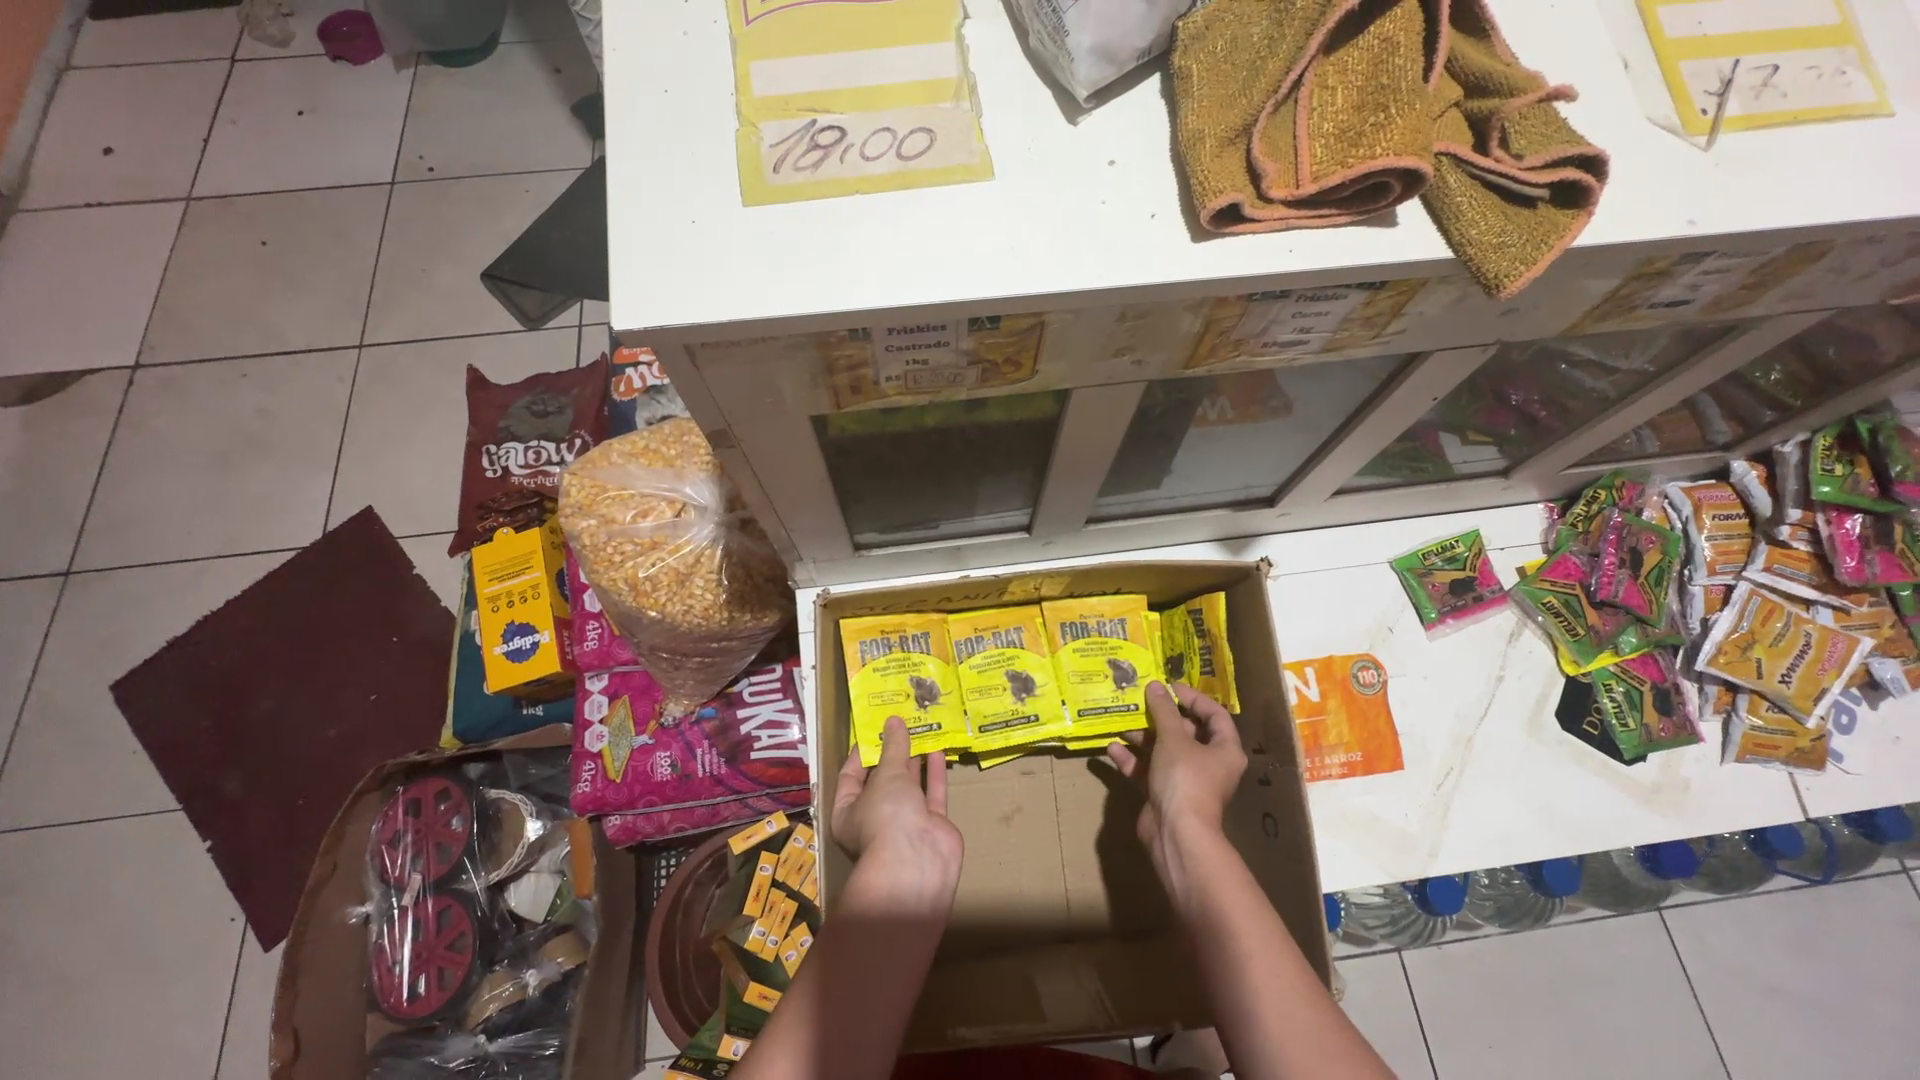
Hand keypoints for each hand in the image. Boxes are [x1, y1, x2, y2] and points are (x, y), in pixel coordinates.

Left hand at [833, 716, 963, 898]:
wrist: (917, 863)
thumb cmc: (886, 816)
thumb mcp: (887, 775)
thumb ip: (893, 747)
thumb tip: (894, 721)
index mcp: (848, 811)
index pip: (851, 776)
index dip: (863, 752)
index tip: (877, 729)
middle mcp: (874, 818)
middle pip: (882, 781)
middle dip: (893, 754)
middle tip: (902, 725)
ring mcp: (904, 824)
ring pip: (909, 787)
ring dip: (915, 761)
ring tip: (922, 732)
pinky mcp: (930, 826)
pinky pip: (931, 795)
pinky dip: (934, 774)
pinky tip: (939, 750)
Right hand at [1107, 681, 1247, 877]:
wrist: (1176, 833)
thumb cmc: (1185, 779)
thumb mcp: (1173, 739)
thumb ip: (1163, 711)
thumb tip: (1155, 686)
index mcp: (1224, 750)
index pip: (1214, 715)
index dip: (1193, 698)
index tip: (1168, 687)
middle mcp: (1208, 764)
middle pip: (1186, 732)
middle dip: (1160, 718)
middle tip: (1139, 702)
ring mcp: (1185, 781)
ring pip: (1163, 752)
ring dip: (1142, 738)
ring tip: (1121, 724)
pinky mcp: (1163, 795)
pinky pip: (1148, 771)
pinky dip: (1132, 760)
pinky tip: (1112, 749)